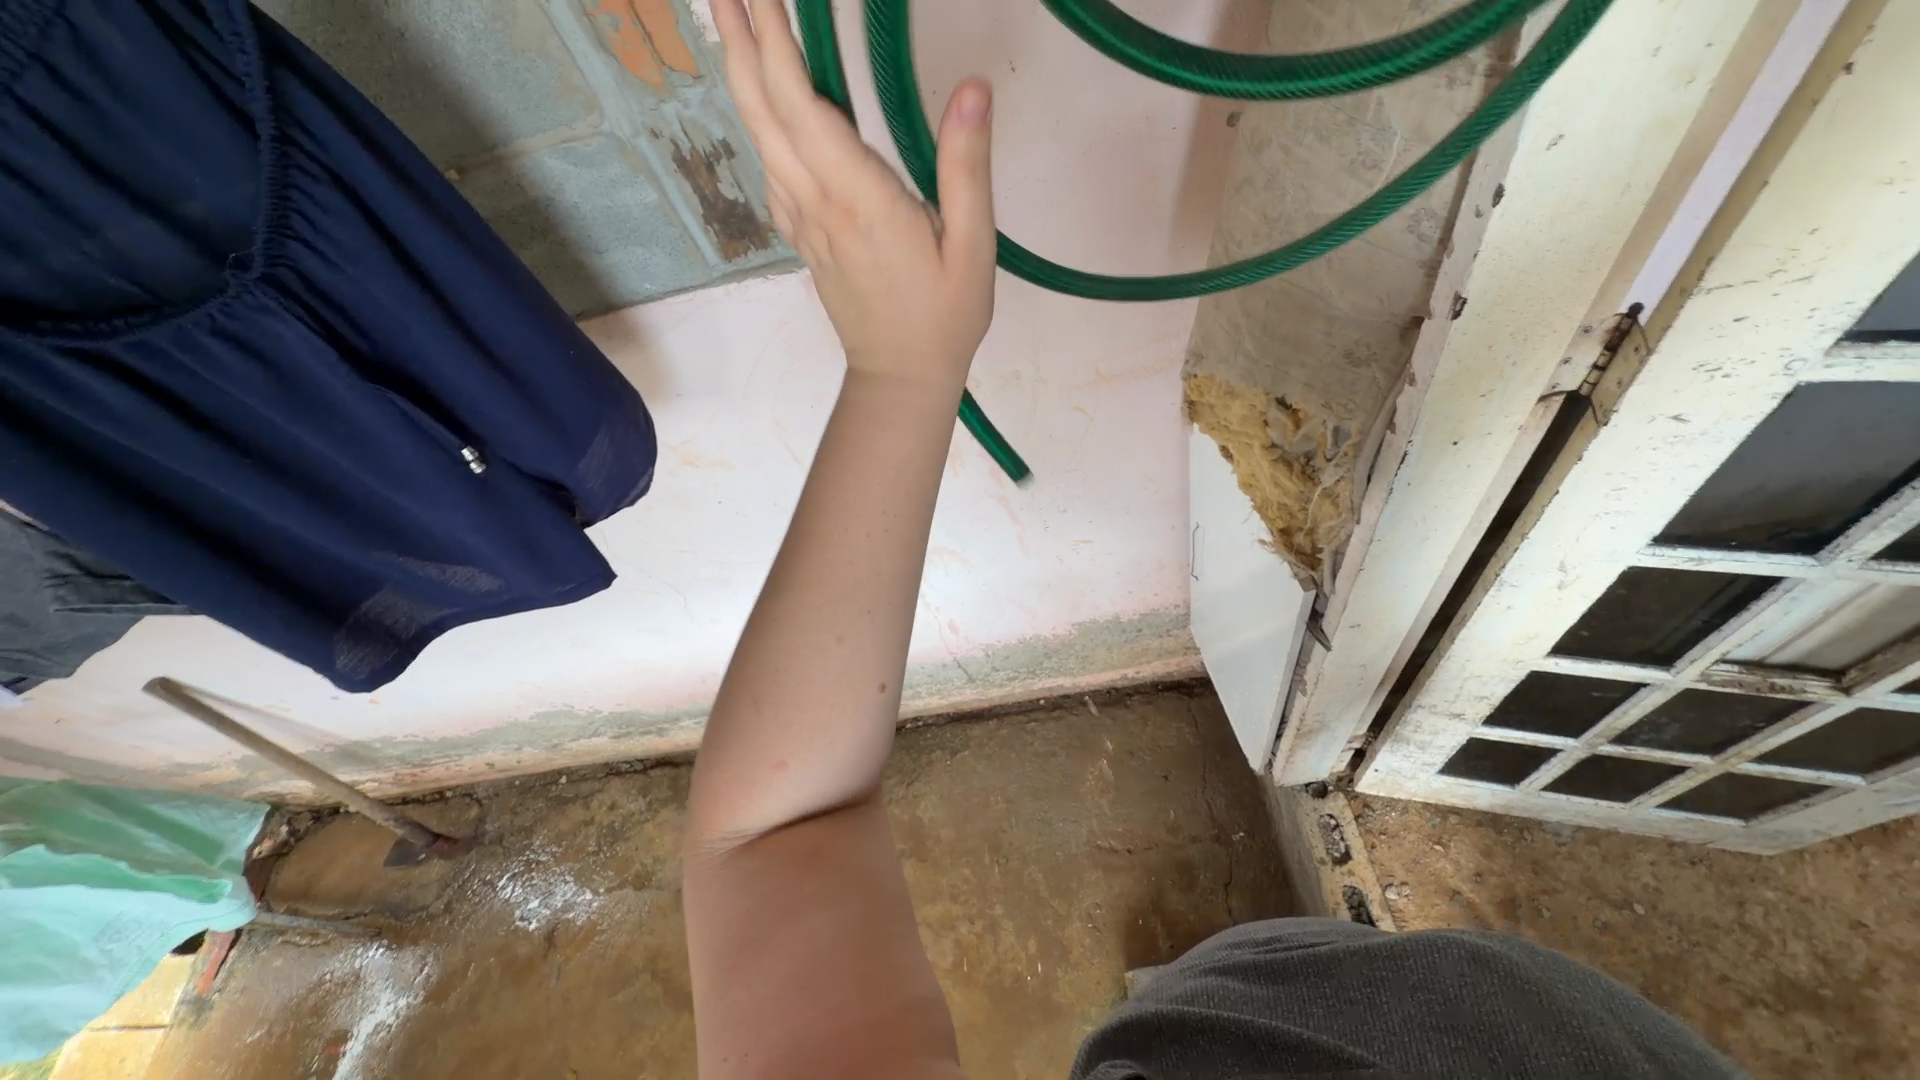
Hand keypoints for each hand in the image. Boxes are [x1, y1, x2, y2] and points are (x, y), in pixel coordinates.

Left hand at [713, 0, 996, 400]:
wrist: (900, 377)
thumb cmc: (943, 317)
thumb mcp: (973, 246)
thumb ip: (966, 167)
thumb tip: (970, 88)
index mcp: (858, 197)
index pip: (802, 103)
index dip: (775, 40)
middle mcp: (817, 202)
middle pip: (763, 110)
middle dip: (738, 40)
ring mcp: (802, 221)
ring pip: (759, 137)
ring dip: (741, 74)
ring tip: (733, 23)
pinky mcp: (803, 236)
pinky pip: (771, 169)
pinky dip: (758, 122)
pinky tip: (762, 102)